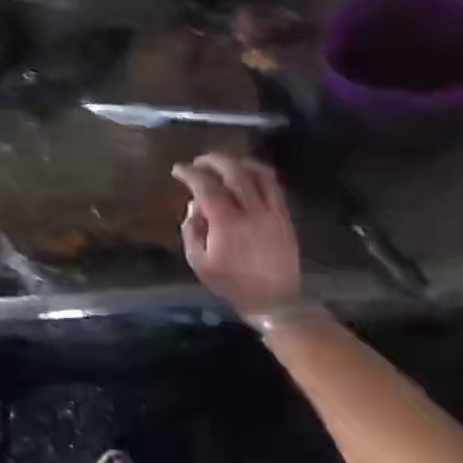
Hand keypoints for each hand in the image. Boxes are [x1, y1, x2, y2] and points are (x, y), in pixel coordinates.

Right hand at [172, 153, 301, 316]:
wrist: (276, 301)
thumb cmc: (231, 284)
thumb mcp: (198, 261)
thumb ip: (191, 229)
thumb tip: (194, 205)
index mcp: (227, 223)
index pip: (206, 187)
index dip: (190, 173)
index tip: (177, 169)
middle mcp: (252, 211)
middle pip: (234, 172)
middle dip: (214, 161)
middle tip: (198, 161)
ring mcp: (273, 212)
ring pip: (260, 174)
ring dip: (239, 162)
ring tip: (223, 163)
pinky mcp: (285, 217)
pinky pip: (274, 186)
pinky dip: (258, 174)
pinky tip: (246, 175)